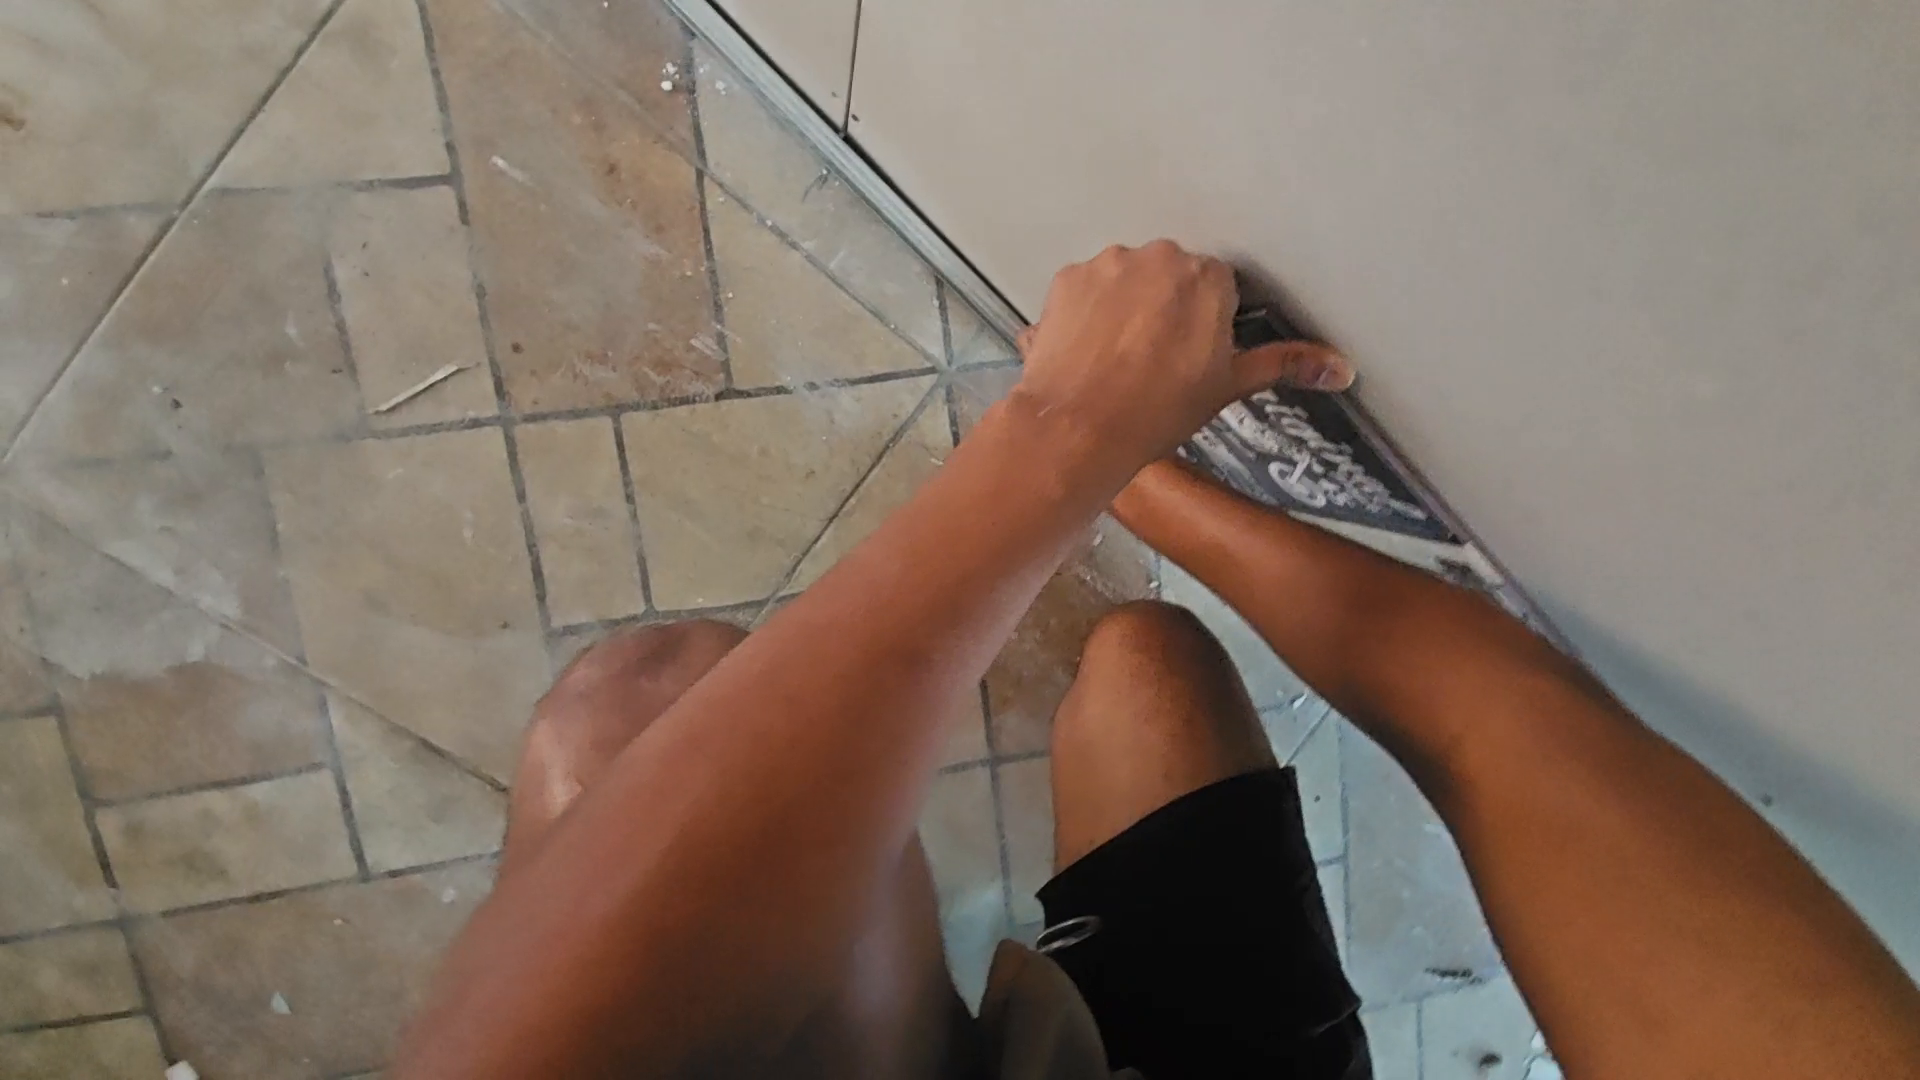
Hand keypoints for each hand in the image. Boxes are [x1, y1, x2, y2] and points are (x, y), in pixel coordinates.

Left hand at [1010, 240, 1351, 471]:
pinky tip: (1083, 351)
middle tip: (1148, 360)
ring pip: (1122, 281)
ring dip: (1120, 307)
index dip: (1200, 324)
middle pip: (1166, 278)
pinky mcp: (1066, 280)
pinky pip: (1081, 290)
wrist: (1080, 428)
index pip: (1213, 289)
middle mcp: (1160, 258)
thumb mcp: (1225, 387)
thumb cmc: (1155, 412)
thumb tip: (1338, 368)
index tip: (1188, 354)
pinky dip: (1083, 313)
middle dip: (1160, 308)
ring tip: (1111, 359)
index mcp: (1208, 278)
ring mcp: (1108, 265)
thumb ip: (1281, 364)